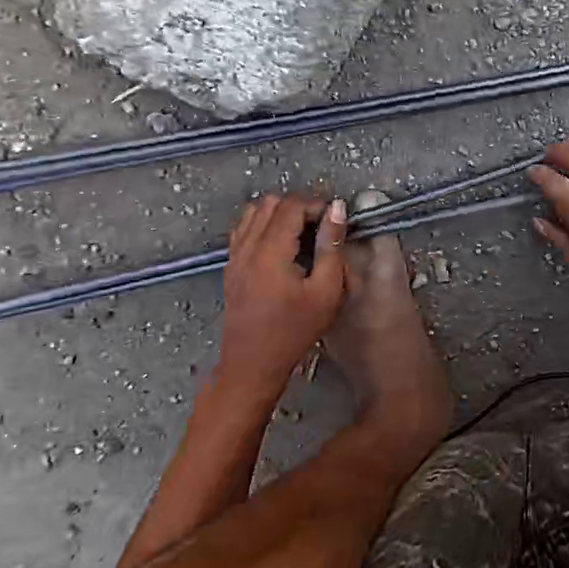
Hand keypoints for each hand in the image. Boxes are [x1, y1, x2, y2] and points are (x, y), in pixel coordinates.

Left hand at [216, 194, 348, 397]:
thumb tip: (337, 209)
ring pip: (254, 212)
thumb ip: (332, 245)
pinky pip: (245, 229)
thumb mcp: (327, 290)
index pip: (291, 206)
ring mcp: (234, 257)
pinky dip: (265, 225)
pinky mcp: (231, 266)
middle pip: (271, 203)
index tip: (336, 219)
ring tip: (304, 232)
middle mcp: (246, 248)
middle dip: (299, 205)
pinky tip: (283, 244)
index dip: (317, 204)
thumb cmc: (295, 330)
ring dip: (281, 213)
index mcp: (269, 253)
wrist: (253, 364)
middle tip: (322, 224)